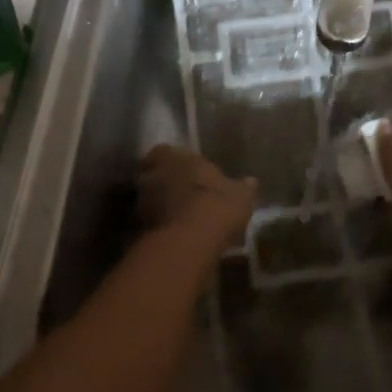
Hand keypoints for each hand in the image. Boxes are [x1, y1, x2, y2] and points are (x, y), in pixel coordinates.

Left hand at [137, 144, 255, 247]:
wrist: (192, 239)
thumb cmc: (218, 204)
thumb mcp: (240, 195)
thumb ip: (243, 186)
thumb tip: (251, 181)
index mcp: (174, 156)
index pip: (163, 151)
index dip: (171, 161)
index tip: (182, 170)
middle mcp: (153, 172)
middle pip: (151, 173)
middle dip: (161, 181)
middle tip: (177, 192)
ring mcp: (142, 199)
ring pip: (146, 197)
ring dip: (156, 203)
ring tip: (175, 214)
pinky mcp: (139, 225)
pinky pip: (147, 220)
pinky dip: (156, 224)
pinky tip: (172, 232)